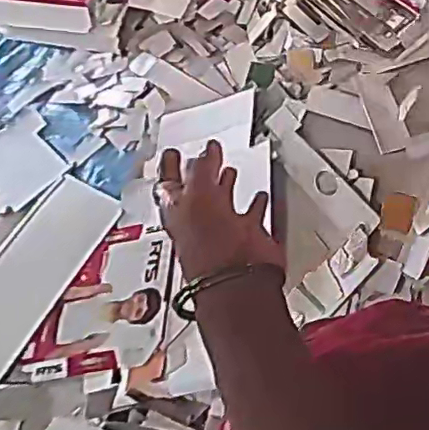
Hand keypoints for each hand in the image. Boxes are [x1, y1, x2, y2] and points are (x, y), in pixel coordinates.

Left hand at [157, 141, 284, 280]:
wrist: (240, 278)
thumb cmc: (211, 248)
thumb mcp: (201, 199)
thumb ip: (202, 173)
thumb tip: (206, 152)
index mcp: (178, 211)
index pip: (170, 182)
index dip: (171, 166)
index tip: (173, 151)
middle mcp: (197, 220)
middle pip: (195, 190)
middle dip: (198, 173)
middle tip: (202, 157)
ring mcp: (222, 229)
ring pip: (222, 201)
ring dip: (225, 186)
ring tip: (229, 171)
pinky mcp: (247, 236)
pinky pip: (250, 215)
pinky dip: (254, 204)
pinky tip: (258, 197)